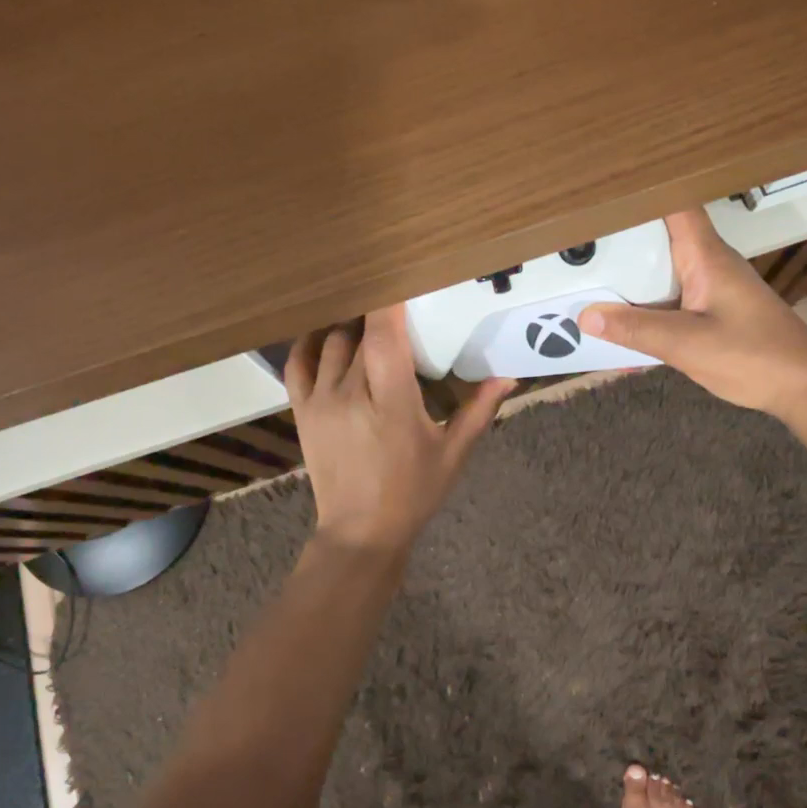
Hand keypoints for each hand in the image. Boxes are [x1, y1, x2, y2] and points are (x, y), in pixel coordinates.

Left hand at [285, 305, 514, 553]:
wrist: (360, 532)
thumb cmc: (413, 493)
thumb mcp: (452, 454)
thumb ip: (478, 410)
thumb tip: (509, 376)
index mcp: (392, 406)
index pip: (386, 339)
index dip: (391, 304)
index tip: (404, 275)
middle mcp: (350, 396)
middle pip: (361, 334)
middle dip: (379, 313)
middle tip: (397, 297)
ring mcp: (320, 402)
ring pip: (332, 342)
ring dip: (352, 326)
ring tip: (369, 315)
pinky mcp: (302, 411)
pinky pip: (297, 363)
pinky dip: (310, 341)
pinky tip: (327, 331)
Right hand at [578, 208, 806, 417]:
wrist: (806, 389)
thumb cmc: (754, 357)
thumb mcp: (688, 345)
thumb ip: (636, 329)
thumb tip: (584, 314)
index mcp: (706, 256)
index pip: (674, 205)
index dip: (640, 194)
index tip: (599, 194)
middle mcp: (708, 263)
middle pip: (660, 237)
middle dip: (620, 238)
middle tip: (574, 239)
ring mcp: (712, 288)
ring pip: (662, 270)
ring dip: (630, 276)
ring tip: (583, 275)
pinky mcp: (713, 311)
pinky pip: (670, 299)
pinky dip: (645, 307)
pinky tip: (618, 325)